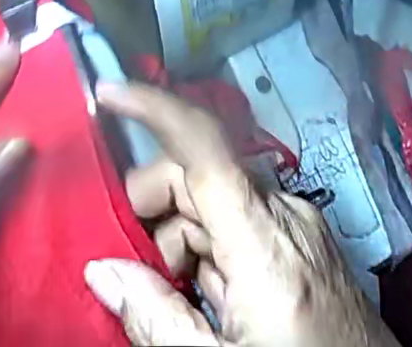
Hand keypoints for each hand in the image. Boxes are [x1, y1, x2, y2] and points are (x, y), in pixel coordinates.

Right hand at [84, 82, 393, 346]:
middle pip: (198, 174)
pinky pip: (241, 223)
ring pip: (216, 199)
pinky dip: (211, 246)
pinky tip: (208, 297)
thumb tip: (101, 270)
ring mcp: (301, 229)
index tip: (107, 93)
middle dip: (154, 204)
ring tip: (176, 294)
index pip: (203, 146)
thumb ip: (156, 318)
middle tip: (134, 259)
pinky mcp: (309, 246)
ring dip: (181, 232)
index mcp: (266, 243)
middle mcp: (286, 217)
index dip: (152, 107)